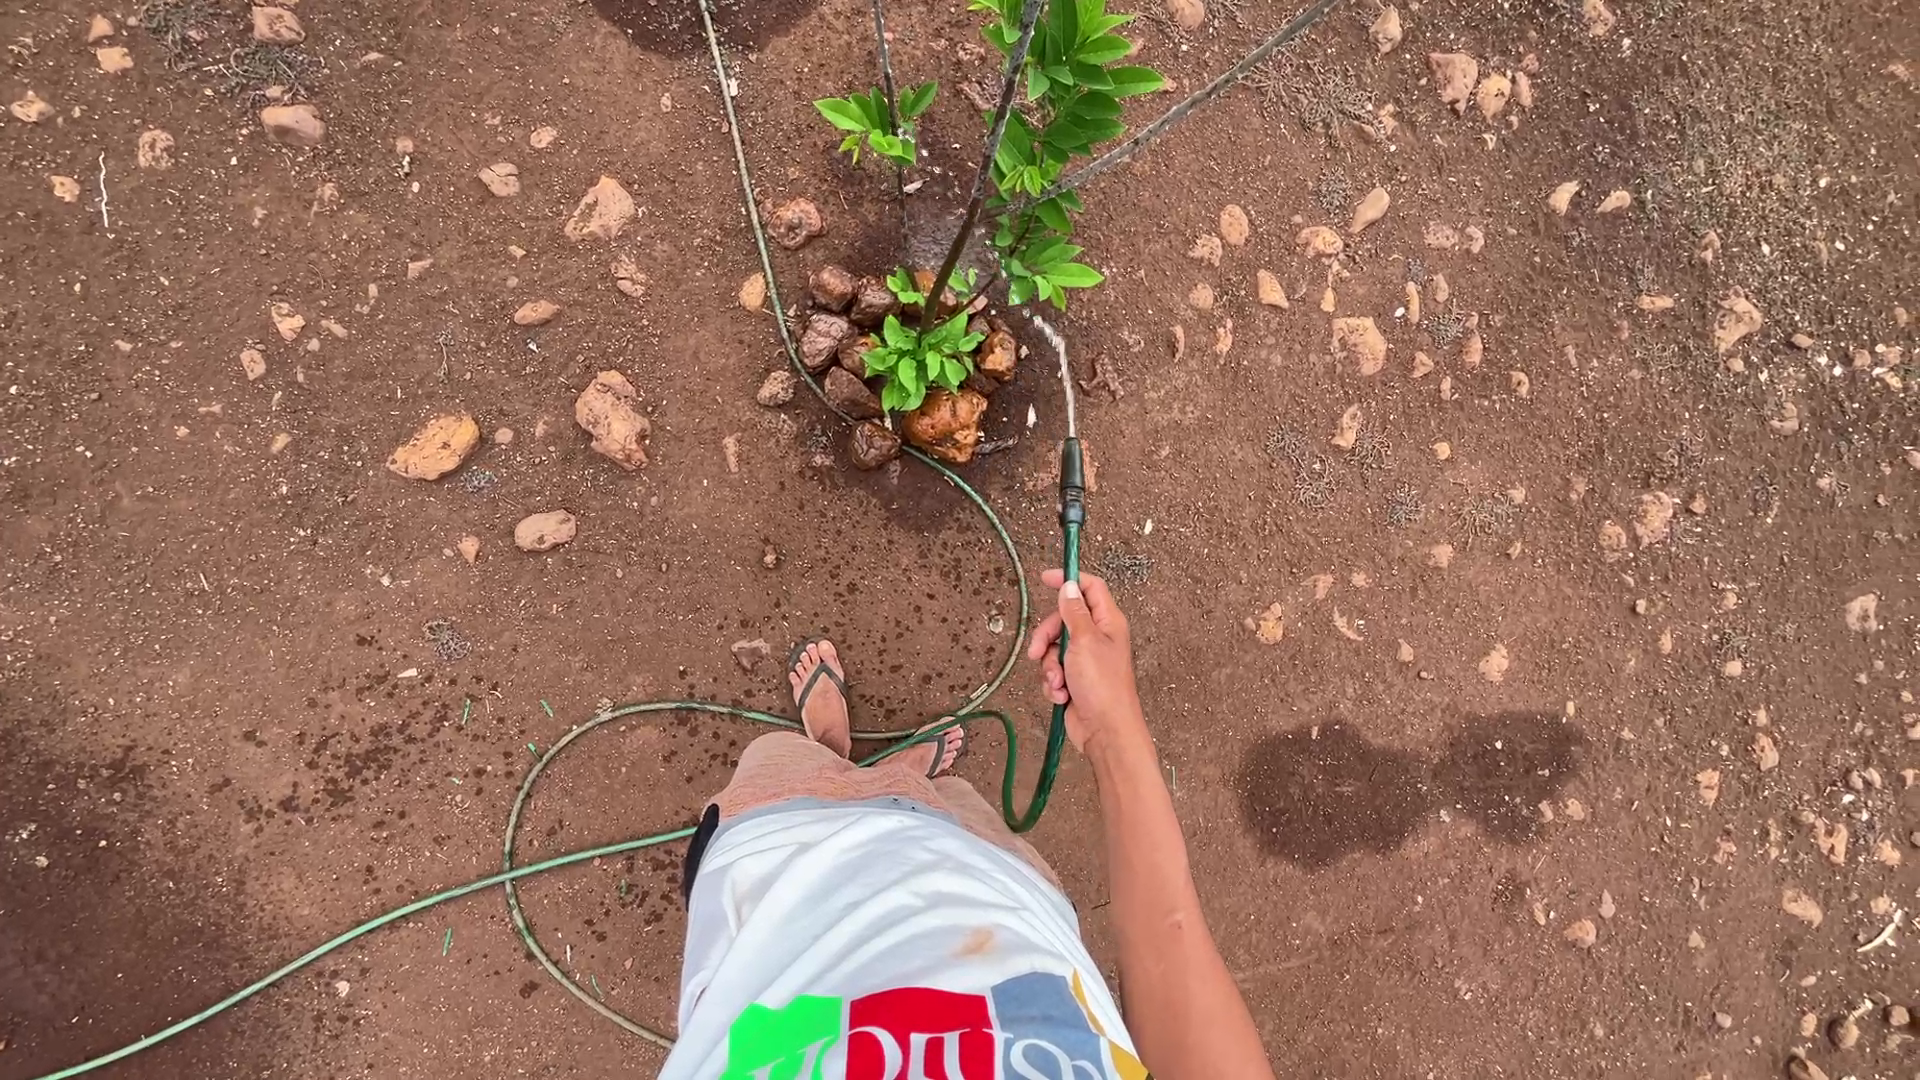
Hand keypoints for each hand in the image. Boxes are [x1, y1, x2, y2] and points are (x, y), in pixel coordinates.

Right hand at [1026, 569, 1147, 757]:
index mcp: (1108, 622)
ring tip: (1057, 681)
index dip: (1068, 580)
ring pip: (1054, 647)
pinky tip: (1061, 694)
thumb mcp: (1084, 641)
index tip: (1045, 578)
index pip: (1089, 588)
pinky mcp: (1075, 678)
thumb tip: (1069, 587)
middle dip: (1047, 635)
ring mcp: (1086, 659)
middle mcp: (1098, 637)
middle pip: (1064, 619)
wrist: (1105, 731)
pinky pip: (1054, 670)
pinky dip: (1053, 682)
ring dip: (1049, 665)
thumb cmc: (1103, 686)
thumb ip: (1074, 612)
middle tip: (1038, 649)